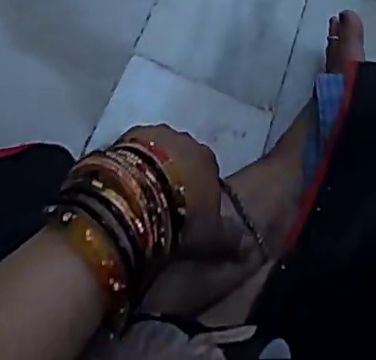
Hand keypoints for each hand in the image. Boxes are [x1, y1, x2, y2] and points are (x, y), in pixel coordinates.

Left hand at [115, 125, 225, 255]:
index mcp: (208, 160)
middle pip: (184, 155)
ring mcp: (157, 133)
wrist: (141, 197)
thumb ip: (230, 236)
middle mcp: (186, 140)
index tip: (189, 207)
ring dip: (155, 165)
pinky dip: (133, 160)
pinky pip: (135, 146)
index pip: (209, 170)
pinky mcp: (131, 133)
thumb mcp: (212, 236)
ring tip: (144, 191)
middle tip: (165, 199)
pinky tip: (127, 179)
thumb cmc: (182, 217)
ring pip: (159, 148)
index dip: (200, 188)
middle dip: (177, 172)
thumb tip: (248, 242)